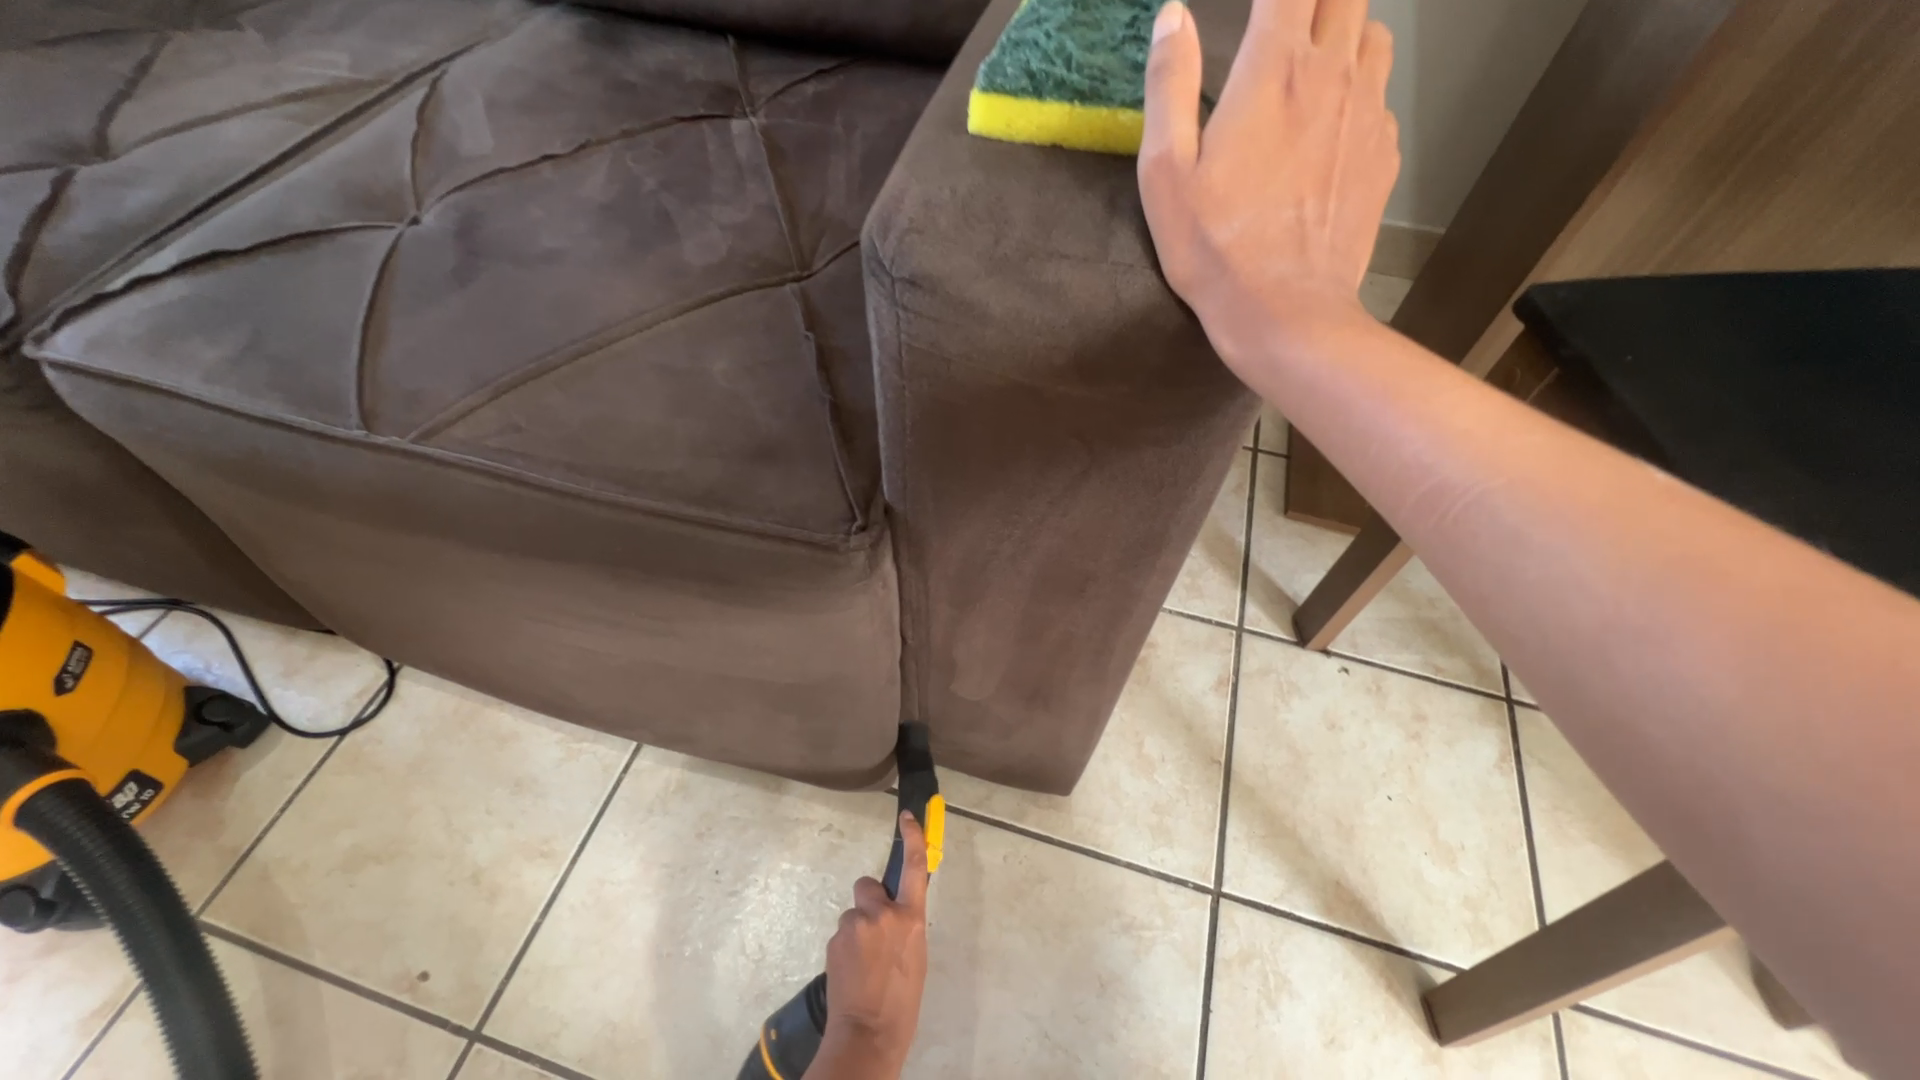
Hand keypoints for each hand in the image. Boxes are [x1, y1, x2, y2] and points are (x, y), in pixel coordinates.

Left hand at [808, 811, 929, 1078]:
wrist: (869, 1032)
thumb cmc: (904, 998)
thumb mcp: (916, 955)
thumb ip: (906, 925)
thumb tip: (895, 914)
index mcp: (911, 918)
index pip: (913, 867)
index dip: (912, 837)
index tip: (906, 817)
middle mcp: (882, 914)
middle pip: (869, 886)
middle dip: (871, 902)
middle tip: (874, 932)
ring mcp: (854, 925)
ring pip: (854, 913)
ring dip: (858, 928)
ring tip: (864, 962)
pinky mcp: (834, 939)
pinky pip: (842, 932)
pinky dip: (847, 946)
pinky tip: (852, 970)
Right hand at [1138, 0, 1399, 368]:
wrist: (1286, 312)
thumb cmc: (1214, 246)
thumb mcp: (1165, 172)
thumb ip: (1169, 85)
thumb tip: (1173, 16)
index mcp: (1274, 70)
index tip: (1255, 6)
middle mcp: (1332, 75)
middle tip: (1282, 25)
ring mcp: (1368, 114)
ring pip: (1373, 33)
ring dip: (1344, 31)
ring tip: (1312, 59)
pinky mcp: (1383, 154)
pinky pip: (1380, 94)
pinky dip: (1359, 89)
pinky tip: (1330, 125)